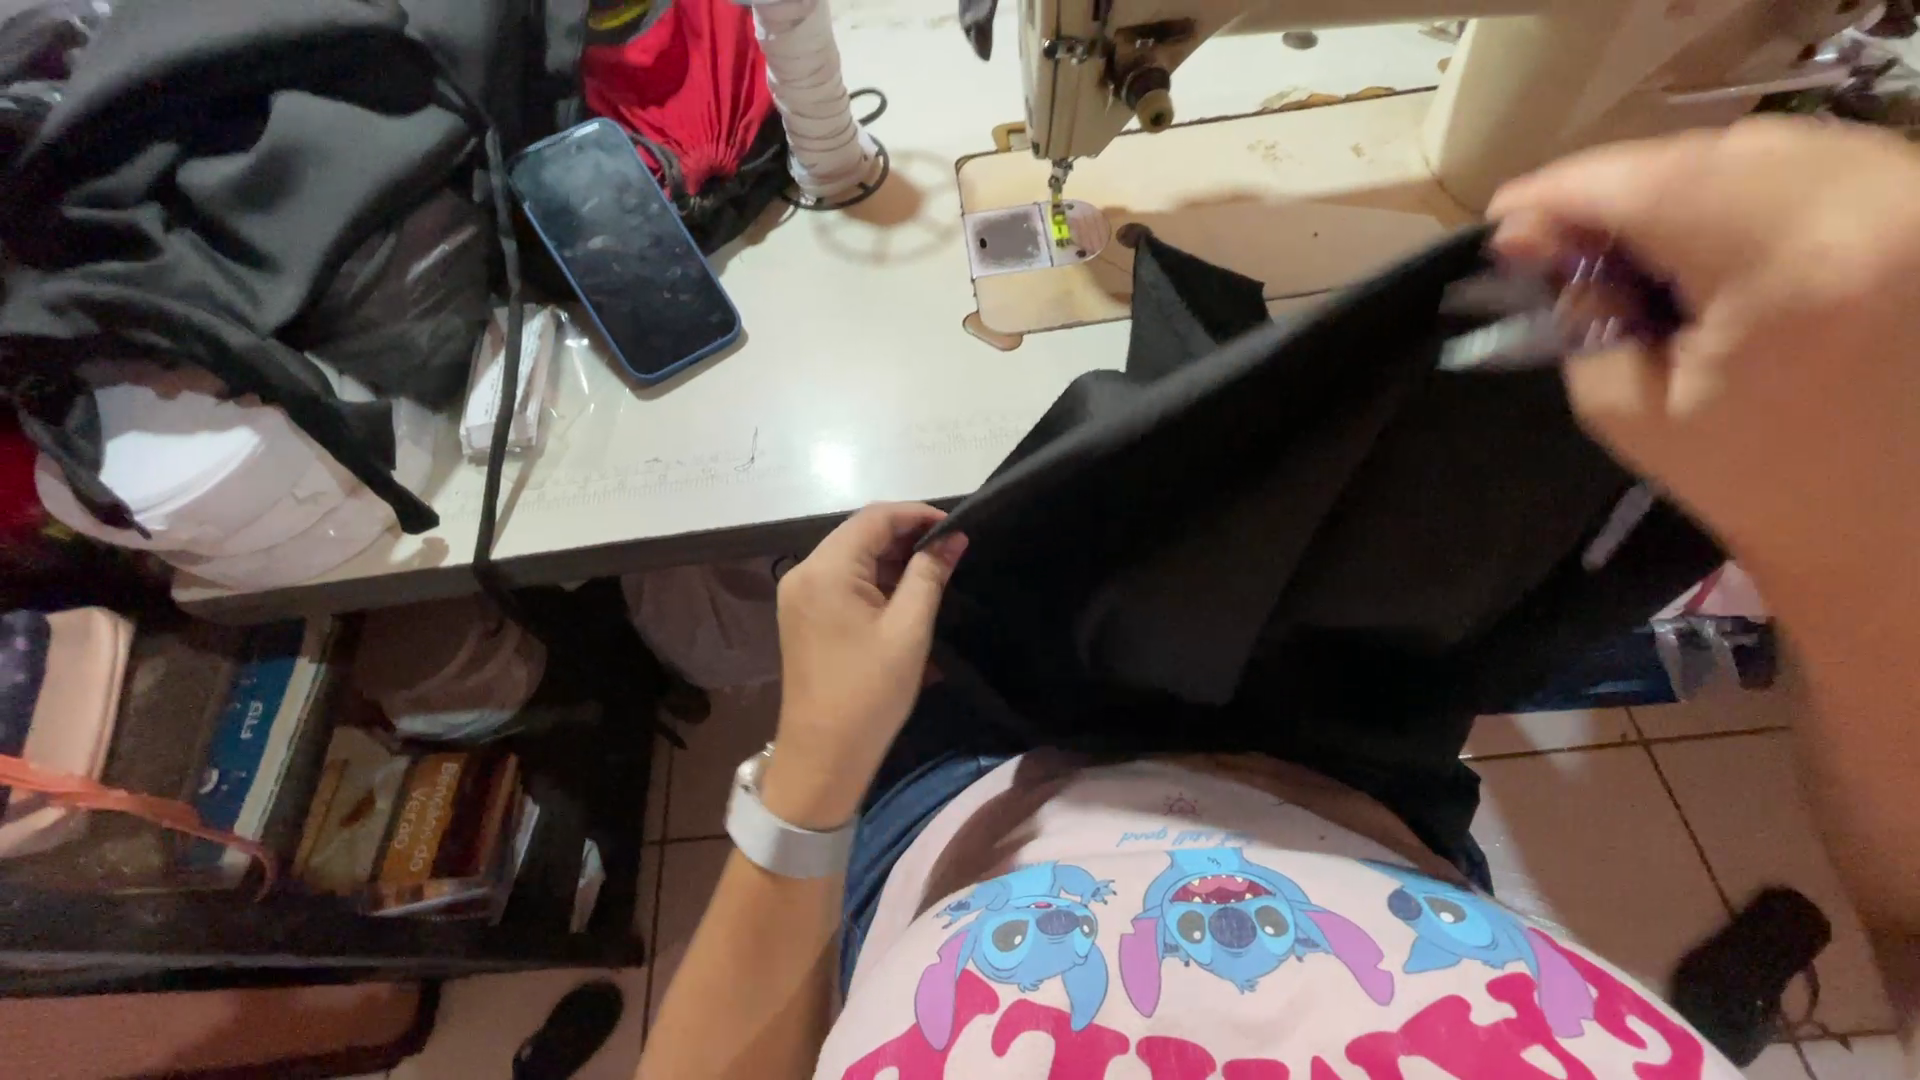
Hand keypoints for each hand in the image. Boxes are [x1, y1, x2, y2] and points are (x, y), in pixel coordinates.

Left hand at [761, 502, 967, 828]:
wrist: (824, 756)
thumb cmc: (870, 692)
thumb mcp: (909, 629)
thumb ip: (930, 574)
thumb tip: (953, 538)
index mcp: (825, 569)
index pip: (875, 518)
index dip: (918, 515)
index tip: (957, 528)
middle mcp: (804, 572)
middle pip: (860, 533)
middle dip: (906, 536)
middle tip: (951, 550)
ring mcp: (799, 594)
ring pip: (852, 556)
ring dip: (892, 558)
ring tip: (936, 570)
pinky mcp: (803, 614)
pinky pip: (842, 580)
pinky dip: (874, 579)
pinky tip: (905, 591)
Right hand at [1487, 117, 1919, 582]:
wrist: (1896, 516)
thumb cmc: (1748, 478)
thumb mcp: (1625, 408)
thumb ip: (1578, 315)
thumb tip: (1535, 242)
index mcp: (1800, 274)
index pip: (1658, 187)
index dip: (1566, 189)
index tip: (1500, 215)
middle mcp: (1888, 208)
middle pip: (1713, 154)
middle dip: (1615, 184)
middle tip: (1547, 231)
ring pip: (1768, 145)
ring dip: (1673, 181)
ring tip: (1611, 231)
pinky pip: (1818, 161)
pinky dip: (1734, 184)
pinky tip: (1688, 229)